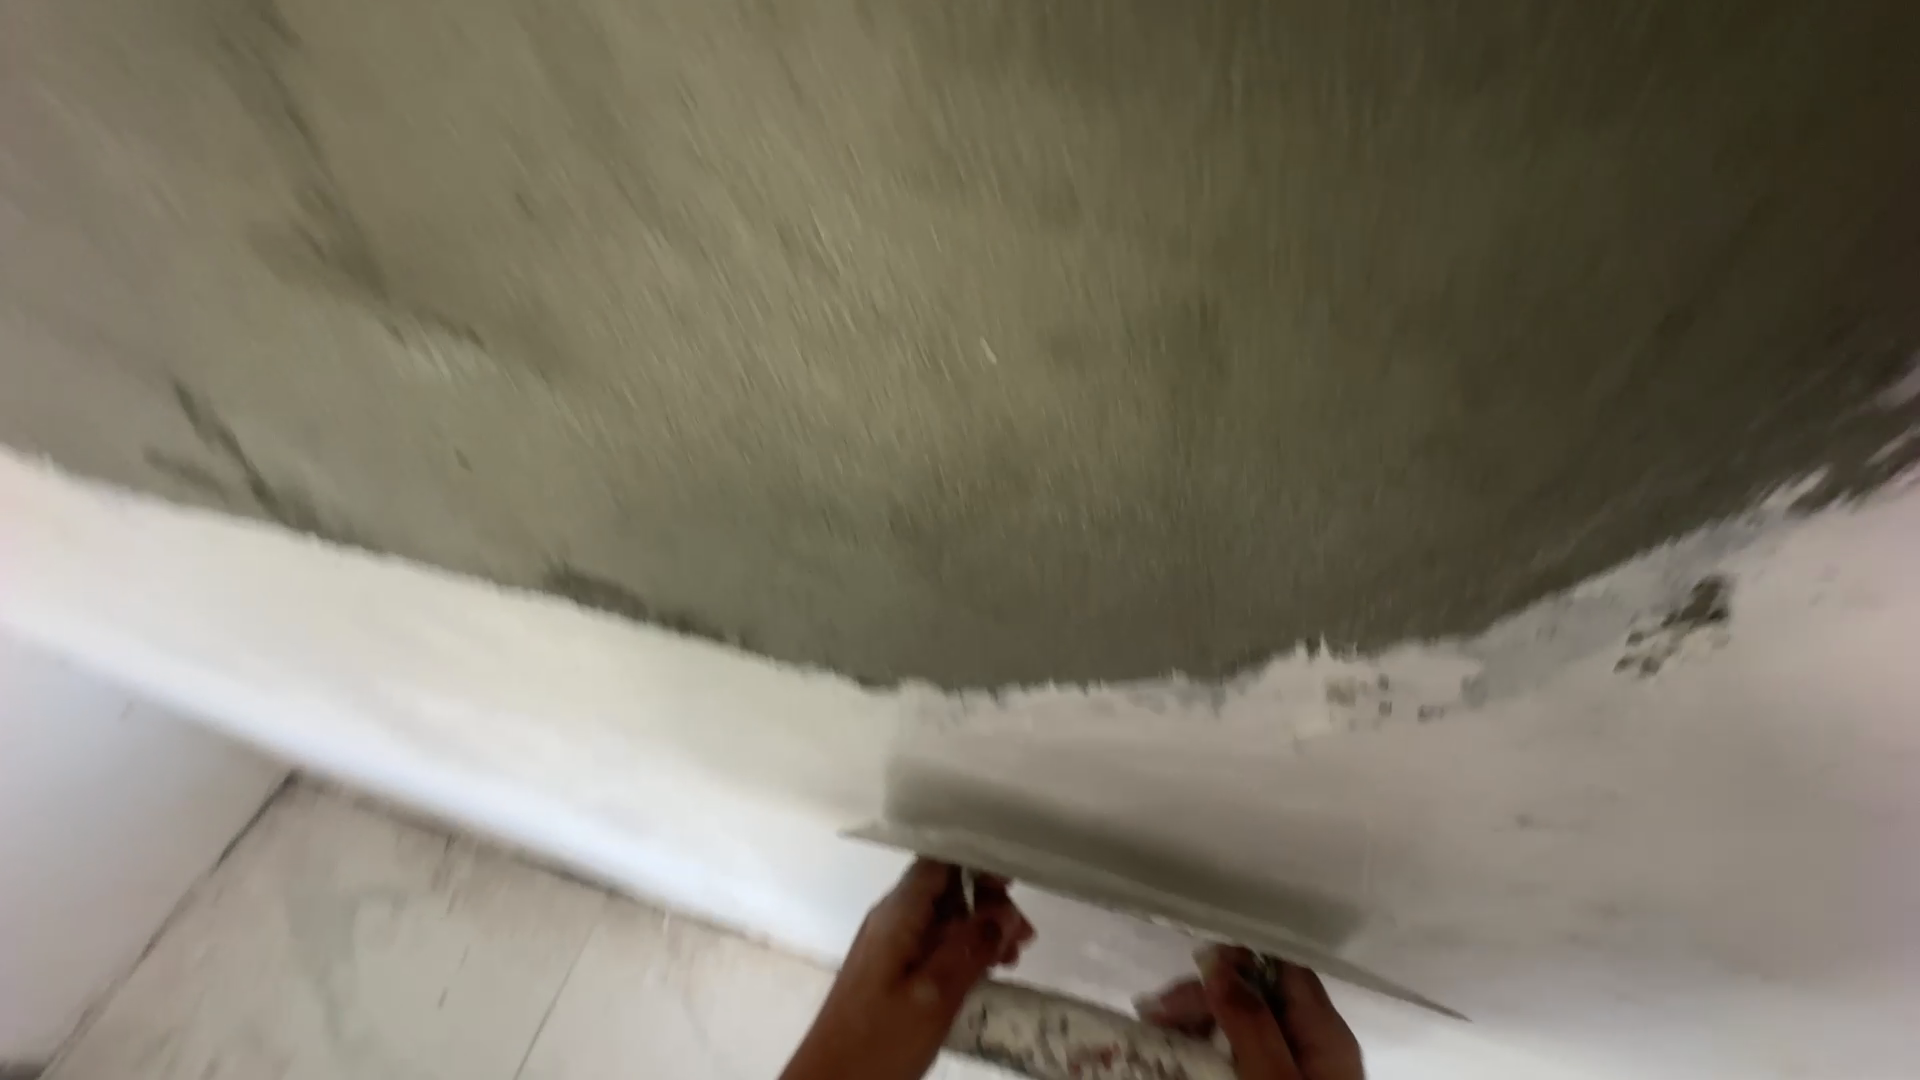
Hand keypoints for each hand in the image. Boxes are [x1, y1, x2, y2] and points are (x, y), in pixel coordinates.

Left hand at [781, 859, 1033, 1079]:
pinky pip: (932, 942)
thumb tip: (1004, 911)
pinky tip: (985, 972)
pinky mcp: (890, 970)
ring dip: (979, 928)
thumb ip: (970, 949)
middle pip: (945, 887)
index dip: (977, 863)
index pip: (939, 861)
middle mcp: (891, 918)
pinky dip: (962, 949)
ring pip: (942, 917)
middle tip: (1023, 937)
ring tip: (1012, 958)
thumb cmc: (878, 1042)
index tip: (1013, 885)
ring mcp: (889, 944)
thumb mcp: (933, 997)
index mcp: (898, 912)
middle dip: (987, 902)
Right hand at [1135, 946, 1363, 1079]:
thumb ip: (1248, 1019)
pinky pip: (1238, 1055)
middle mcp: (1314, 1045)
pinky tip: (1177, 1054)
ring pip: (1242, 1023)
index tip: (1189, 974)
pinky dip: (1205, 1049)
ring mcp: (1295, 1072)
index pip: (1281, 967)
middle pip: (1256, 993)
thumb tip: (1215, 958)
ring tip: (1154, 1033)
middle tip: (1153, 1015)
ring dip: (1197, 1021)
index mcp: (1324, 1035)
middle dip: (1203, 996)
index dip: (1236, 960)